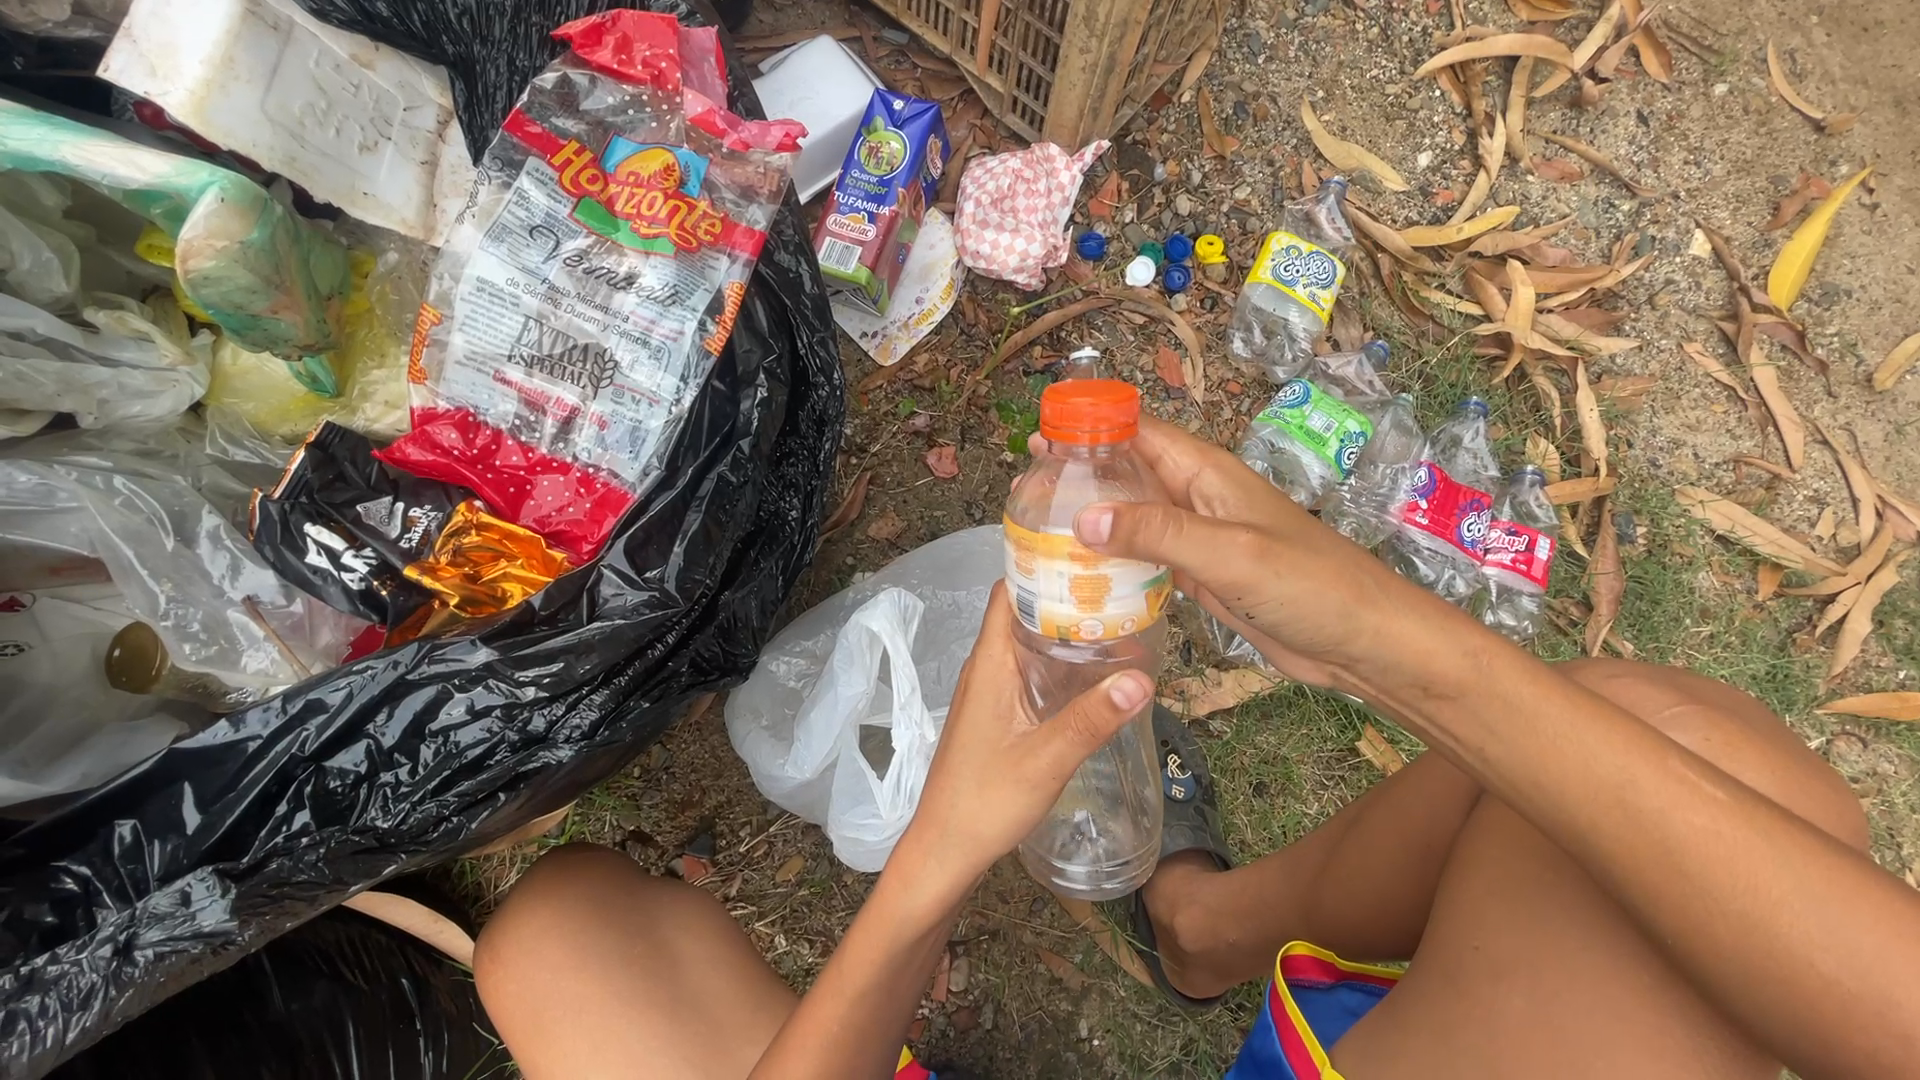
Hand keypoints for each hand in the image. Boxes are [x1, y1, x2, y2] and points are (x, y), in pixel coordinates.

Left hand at [897, 584, 1154, 891]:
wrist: (945, 849)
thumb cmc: (985, 800)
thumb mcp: (1046, 760)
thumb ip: (1092, 720)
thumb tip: (1144, 677)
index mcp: (990, 662)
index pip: (1010, 590)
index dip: (1041, 565)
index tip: (1089, 553)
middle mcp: (988, 667)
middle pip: (1025, 612)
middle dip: (1067, 598)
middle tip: (1121, 587)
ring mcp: (992, 691)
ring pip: (1031, 644)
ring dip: (1067, 633)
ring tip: (1120, 623)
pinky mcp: (999, 714)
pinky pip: (1033, 673)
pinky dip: (1062, 665)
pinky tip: (1097, 675)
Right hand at [1071, 416, 1451, 688]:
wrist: (1360, 641)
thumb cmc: (1307, 583)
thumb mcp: (1228, 553)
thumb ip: (1157, 532)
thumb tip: (1080, 517)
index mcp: (1204, 471)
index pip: (1135, 430)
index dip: (1087, 426)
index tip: (1037, 440)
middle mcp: (1194, 495)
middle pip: (1125, 470)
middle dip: (1079, 473)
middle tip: (1025, 490)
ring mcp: (1195, 536)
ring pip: (1130, 514)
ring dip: (1091, 517)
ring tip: (1039, 528)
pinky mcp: (1197, 573)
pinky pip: (1143, 556)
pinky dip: (1113, 559)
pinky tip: (1081, 573)